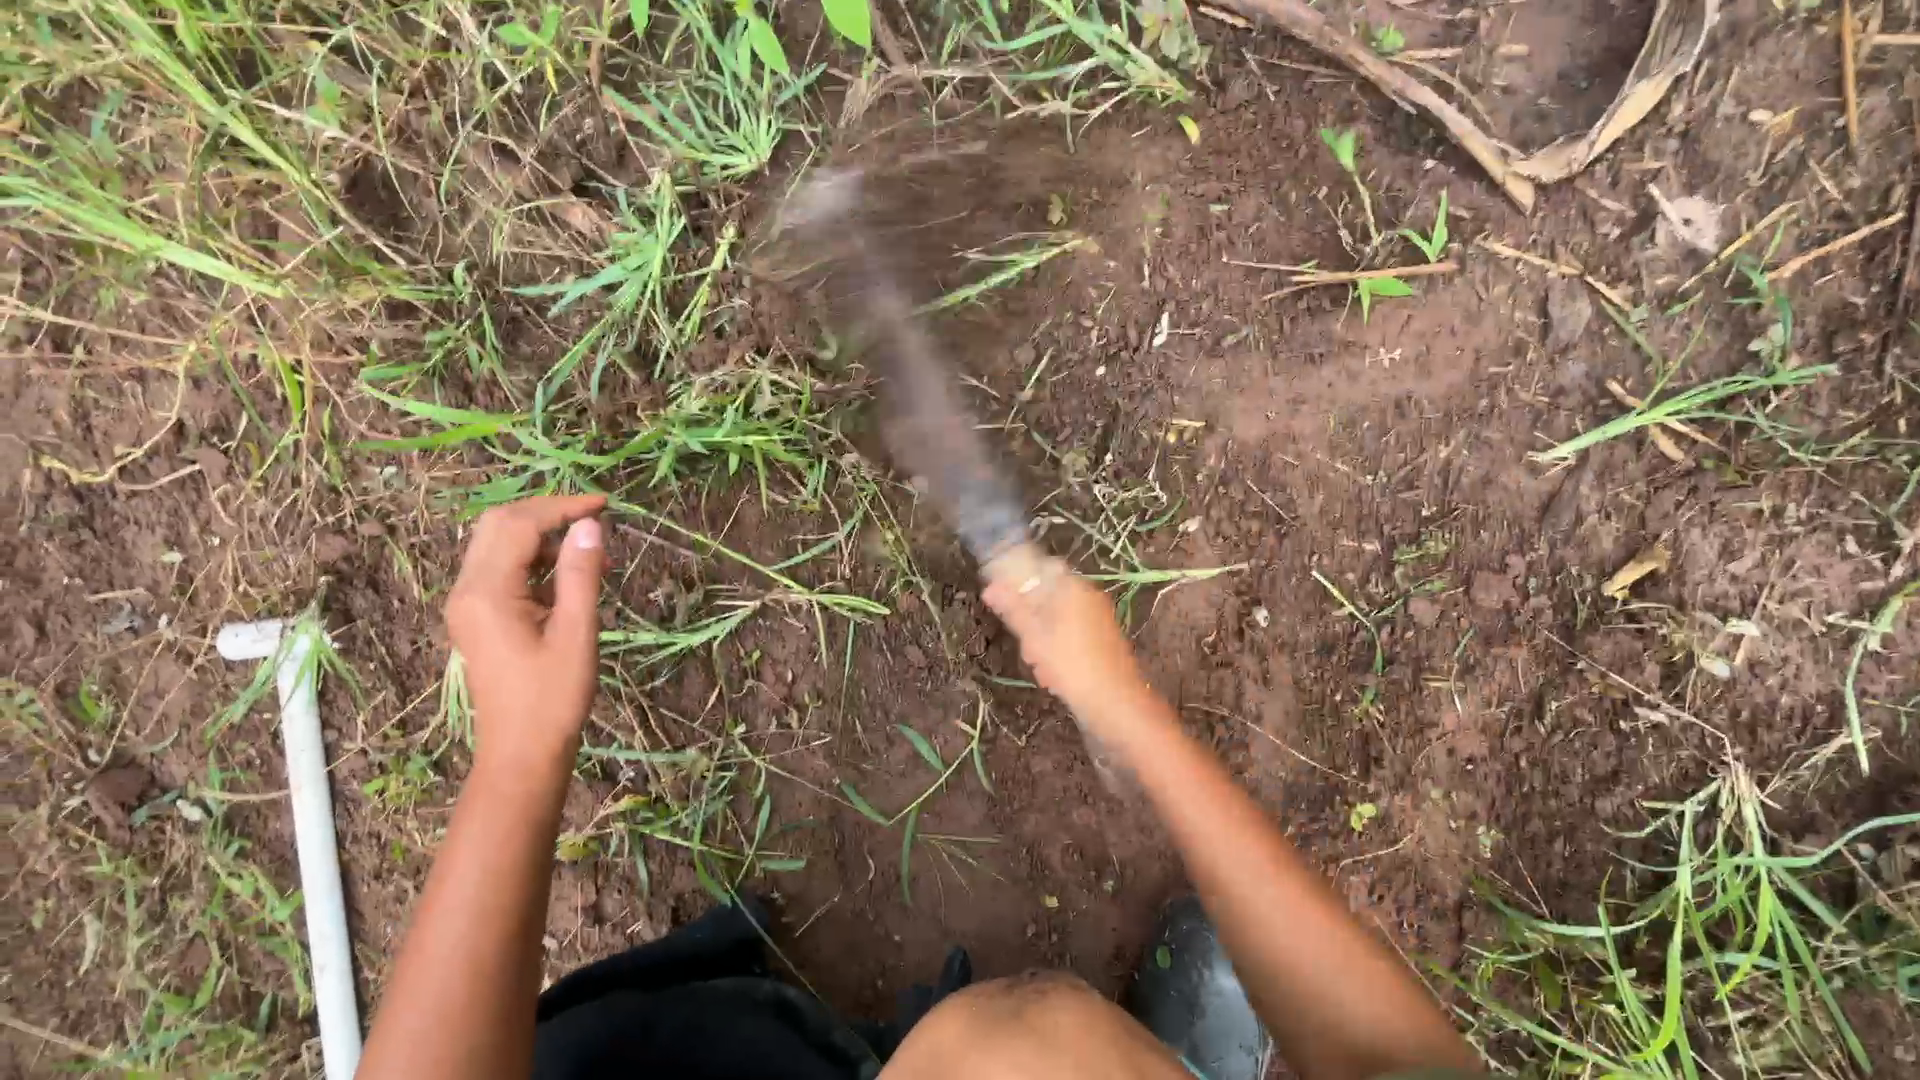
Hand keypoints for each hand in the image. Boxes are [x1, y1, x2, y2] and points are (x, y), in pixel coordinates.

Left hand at [445, 495, 606, 766]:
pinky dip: (534, 559)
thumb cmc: (553, 697)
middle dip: (547, 513)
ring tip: (591, 552)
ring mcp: (467, 604)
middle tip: (594, 519)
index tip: (605, 504)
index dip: (562, 506)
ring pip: (498, 544)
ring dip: (542, 536)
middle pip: (500, 525)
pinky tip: (569, 575)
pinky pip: (501, 569)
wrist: (522, 751)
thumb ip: (582, 574)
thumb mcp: (577, 633)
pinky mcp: (477, 617)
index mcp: (487, 592)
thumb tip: (591, 526)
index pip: (520, 525)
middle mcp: (467, 590)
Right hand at [982, 563, 1145, 721]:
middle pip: (1049, 597)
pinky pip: (1073, 635)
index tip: (1005, 604)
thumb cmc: (1070, 664)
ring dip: (1043, 641)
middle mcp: (1089, 596)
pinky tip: (1055, 676)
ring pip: (1059, 619)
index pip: (1040, 567)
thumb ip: (1012, 608)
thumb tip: (990, 587)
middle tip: (1027, 648)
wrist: (1115, 701)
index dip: (1019, 582)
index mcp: (1072, 587)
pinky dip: (1059, 650)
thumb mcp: (1034, 636)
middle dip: (1031, 620)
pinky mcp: (1105, 638)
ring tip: (1041, 668)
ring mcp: (1099, 617)